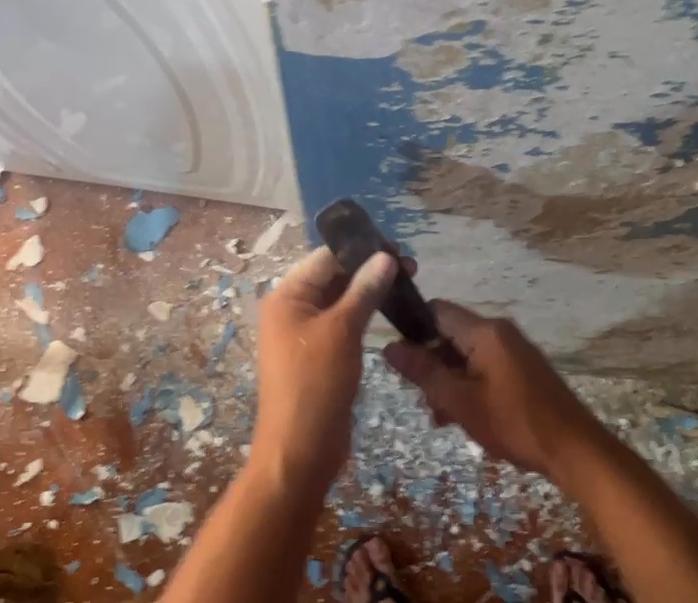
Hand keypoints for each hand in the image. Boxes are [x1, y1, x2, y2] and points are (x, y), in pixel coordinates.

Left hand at [251, 247, 398, 492]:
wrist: (300, 451)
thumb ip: (364, 290)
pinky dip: (364, 314)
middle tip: (411, 267)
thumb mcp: (342, 331)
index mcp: (287, 296)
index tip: (398, 247)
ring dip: (370, 291)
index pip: (326, 257)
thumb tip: (386, 257)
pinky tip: (391, 311)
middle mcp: (291, 309)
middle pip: (333, 276)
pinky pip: (343, 323)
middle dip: (369, 269)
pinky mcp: (319, 354)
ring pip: (341, 300)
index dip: (360, 249)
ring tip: (408, 284)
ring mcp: (305, 333)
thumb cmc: (315, 383)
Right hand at [383, 301, 607, 479]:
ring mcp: (515, 350)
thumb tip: (388, 347)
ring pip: (467, 355)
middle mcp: (500, 331)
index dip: (413, 331)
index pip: (436, 311)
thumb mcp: (460, 401)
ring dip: (450, 381)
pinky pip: (486, 367)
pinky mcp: (524, 370)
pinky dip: (470, 386)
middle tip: (424, 401)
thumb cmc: (514, 423)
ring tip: (443, 418)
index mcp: (484, 331)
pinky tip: (466, 418)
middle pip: (451, 335)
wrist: (575, 450)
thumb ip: (424, 372)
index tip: (401, 362)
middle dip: (432, 365)